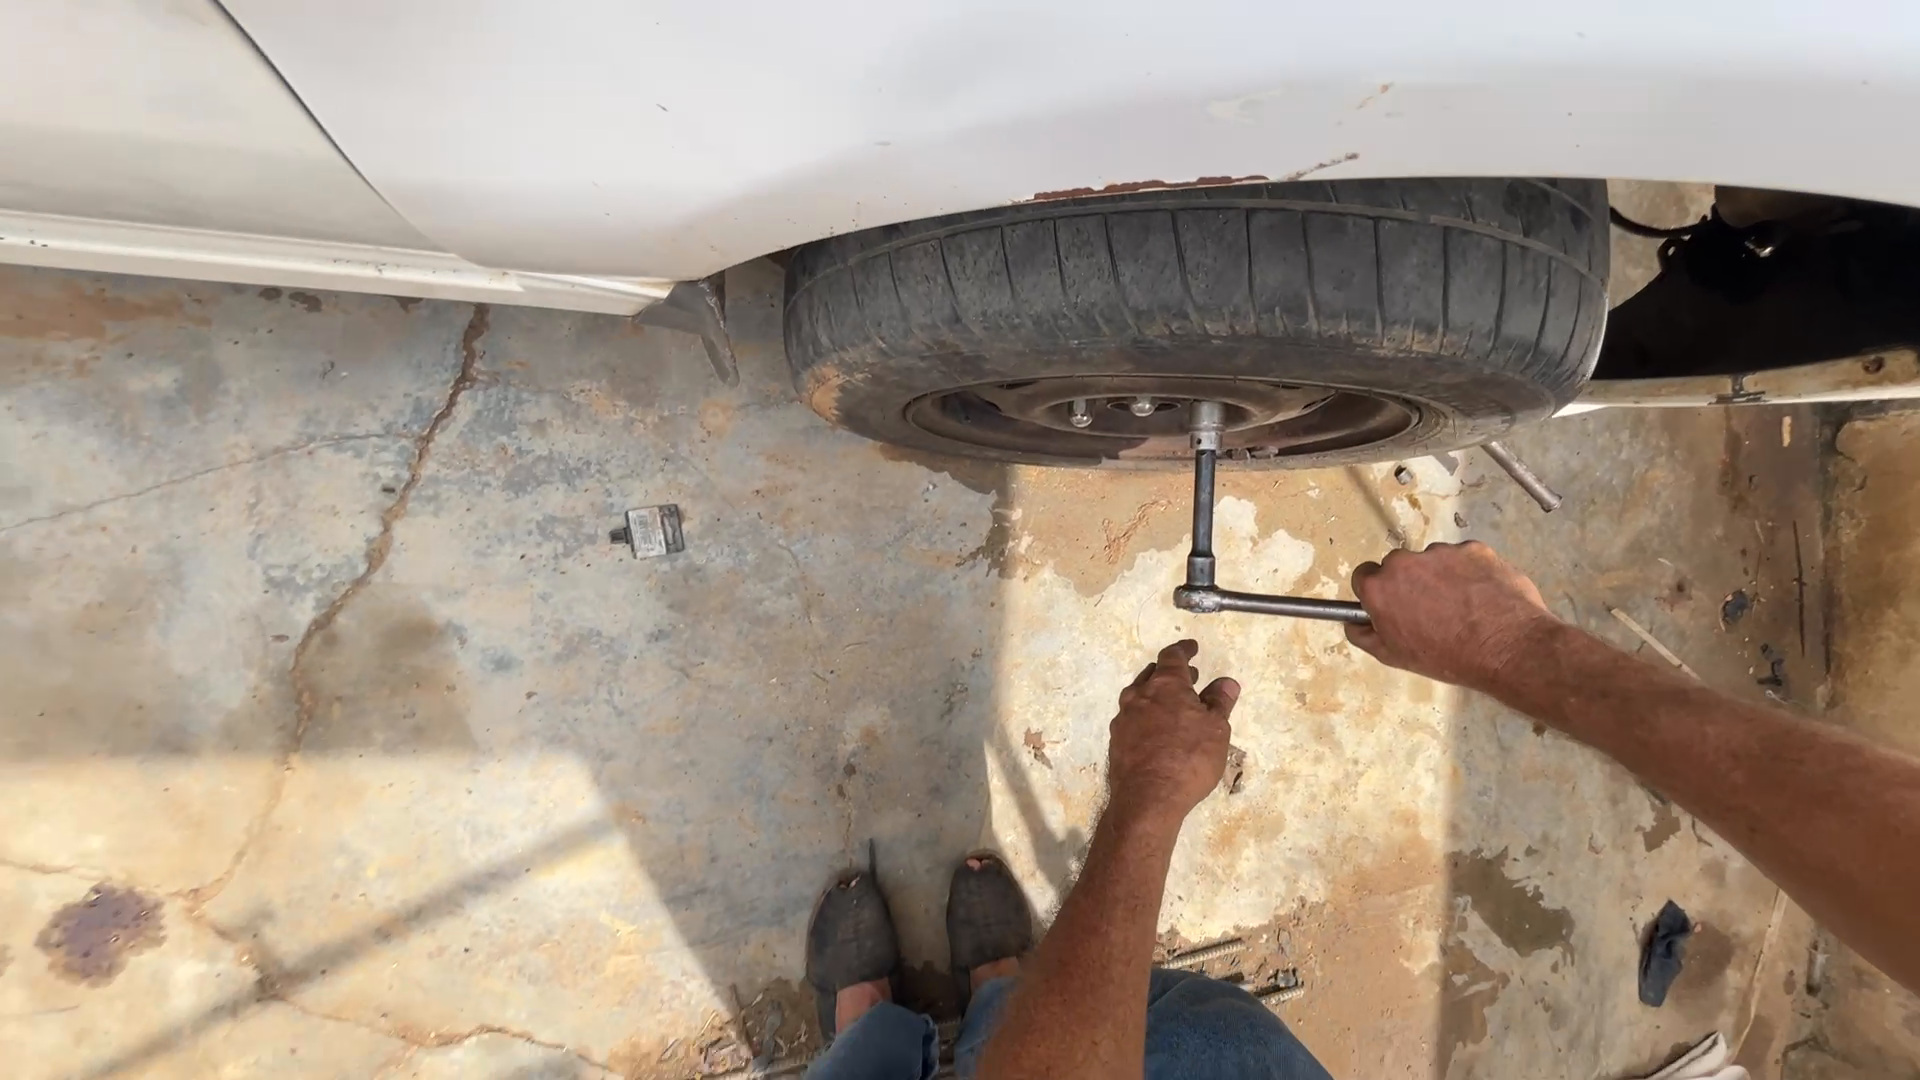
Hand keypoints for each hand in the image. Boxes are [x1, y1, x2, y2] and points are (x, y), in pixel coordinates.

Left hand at [1106, 640, 1239, 829]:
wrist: (1147, 796)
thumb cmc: (1189, 758)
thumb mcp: (1216, 730)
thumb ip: (1219, 702)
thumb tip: (1226, 681)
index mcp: (1165, 685)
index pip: (1172, 657)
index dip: (1183, 650)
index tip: (1192, 648)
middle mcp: (1139, 695)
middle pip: (1153, 674)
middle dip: (1172, 673)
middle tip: (1189, 677)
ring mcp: (1124, 717)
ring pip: (1140, 694)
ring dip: (1157, 693)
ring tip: (1175, 703)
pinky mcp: (1116, 738)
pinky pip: (1133, 716)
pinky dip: (1147, 714)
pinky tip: (1156, 729)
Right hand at [1346, 541, 1559, 691]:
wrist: (1509, 649)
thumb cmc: (1447, 656)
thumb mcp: (1392, 656)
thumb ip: (1363, 634)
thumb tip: (1353, 622)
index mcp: (1379, 587)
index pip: (1364, 575)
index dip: (1378, 591)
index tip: (1393, 604)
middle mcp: (1403, 563)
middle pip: (1398, 566)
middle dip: (1410, 582)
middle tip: (1432, 609)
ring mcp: (1441, 553)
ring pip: (1433, 561)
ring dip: (1442, 576)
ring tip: (1464, 605)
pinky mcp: (1474, 549)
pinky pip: (1465, 558)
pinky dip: (1471, 572)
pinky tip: (1483, 596)